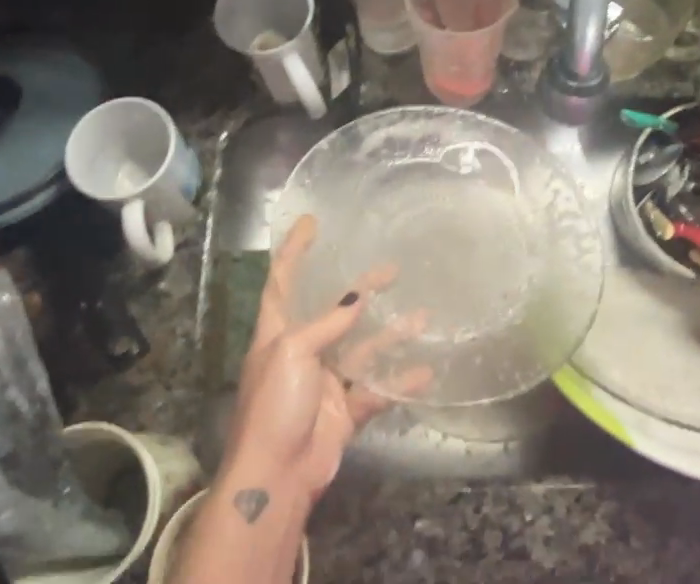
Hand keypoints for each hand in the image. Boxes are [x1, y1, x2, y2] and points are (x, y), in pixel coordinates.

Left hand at [220, 214, 427, 505]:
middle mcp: (301, 352)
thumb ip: (326, 325)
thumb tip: (357, 299)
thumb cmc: (274, 406)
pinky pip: (376, 389)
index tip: (310, 222)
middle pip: (333, 311)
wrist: (276, 477)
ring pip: (362, 349)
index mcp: (276, 334)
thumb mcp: (292, 354)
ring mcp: (324, 382)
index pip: (282, 281)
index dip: (293, 250)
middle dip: (360, 289)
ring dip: (390, 334)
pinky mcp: (344, 411)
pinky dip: (399, 381)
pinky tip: (426, 370)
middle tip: (392, 269)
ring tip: (423, 315)